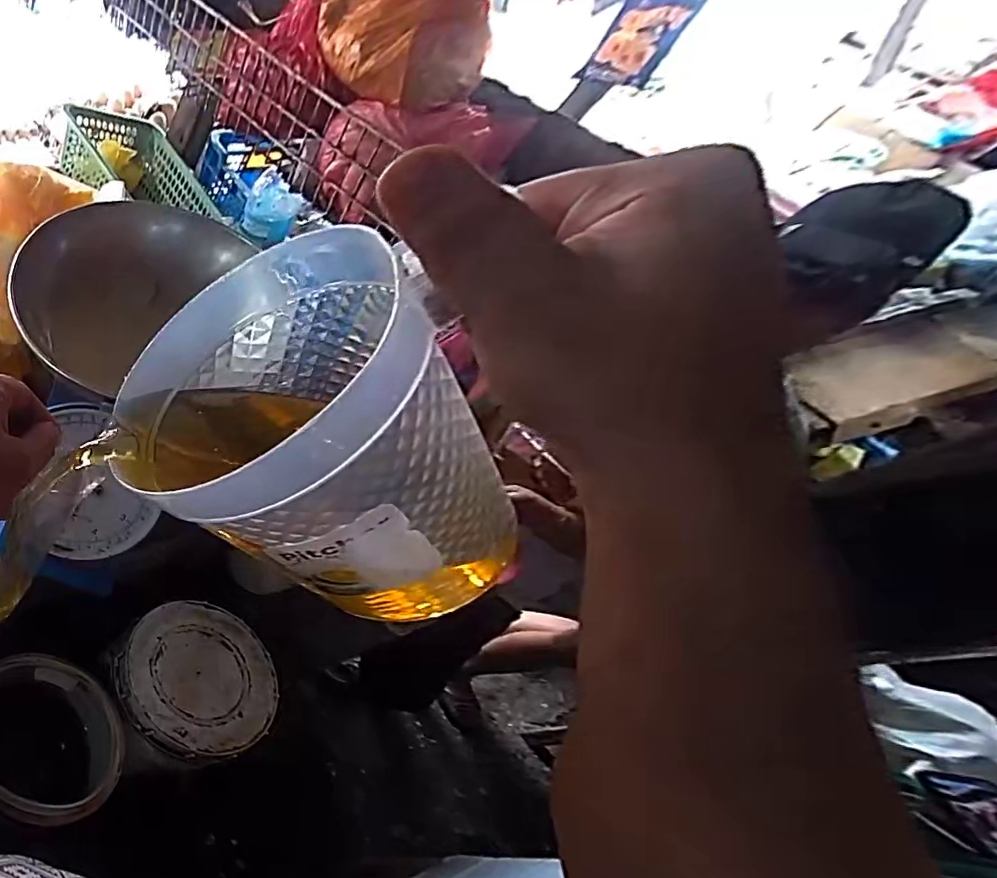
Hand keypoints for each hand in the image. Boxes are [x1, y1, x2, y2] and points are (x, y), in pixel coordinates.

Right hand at [379, 145, 793, 477]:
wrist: (682, 480)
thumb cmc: (601, 379)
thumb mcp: (514, 295)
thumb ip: (458, 228)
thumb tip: (397, 162)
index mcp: (680, 177)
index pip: (528, 203)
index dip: (479, 265)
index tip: (465, 321)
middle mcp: (713, 206)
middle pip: (551, 239)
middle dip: (508, 294)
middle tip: (501, 349)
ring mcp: (710, 264)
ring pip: (571, 276)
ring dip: (530, 319)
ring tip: (533, 367)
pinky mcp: (695, 315)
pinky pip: (599, 305)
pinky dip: (564, 336)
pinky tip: (564, 375)